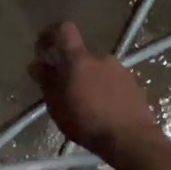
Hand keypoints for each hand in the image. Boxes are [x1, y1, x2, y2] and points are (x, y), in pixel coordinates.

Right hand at [27, 21, 159, 159]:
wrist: (131, 139)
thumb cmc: (87, 122)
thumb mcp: (57, 105)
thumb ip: (46, 81)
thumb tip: (36, 64)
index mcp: (79, 60)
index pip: (64, 30)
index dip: (51, 34)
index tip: (42, 48)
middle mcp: (102, 58)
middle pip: (80, 57)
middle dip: (69, 70)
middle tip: (62, 92)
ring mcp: (121, 71)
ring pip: (96, 71)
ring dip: (87, 82)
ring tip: (83, 107)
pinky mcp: (134, 85)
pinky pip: (111, 83)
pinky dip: (102, 92)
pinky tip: (100, 113)